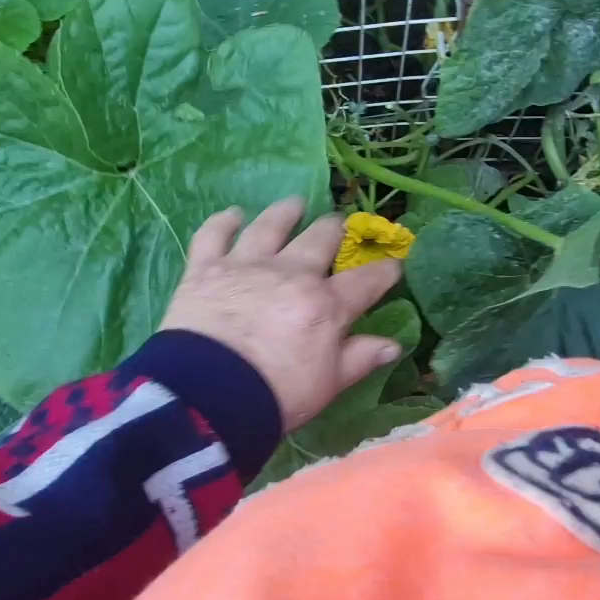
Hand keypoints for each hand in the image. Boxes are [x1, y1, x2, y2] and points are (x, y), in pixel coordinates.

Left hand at [162, 197, 404, 431]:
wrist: (209, 395)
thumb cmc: (276, 395)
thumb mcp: (327, 385)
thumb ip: (358, 359)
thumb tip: (392, 344)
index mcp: (325, 305)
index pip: (365, 282)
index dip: (383, 271)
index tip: (393, 263)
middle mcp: (290, 274)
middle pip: (318, 240)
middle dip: (333, 230)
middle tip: (338, 224)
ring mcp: (246, 266)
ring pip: (269, 227)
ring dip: (284, 213)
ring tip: (294, 204)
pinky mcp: (206, 268)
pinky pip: (215, 235)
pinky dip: (223, 221)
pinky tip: (232, 214)